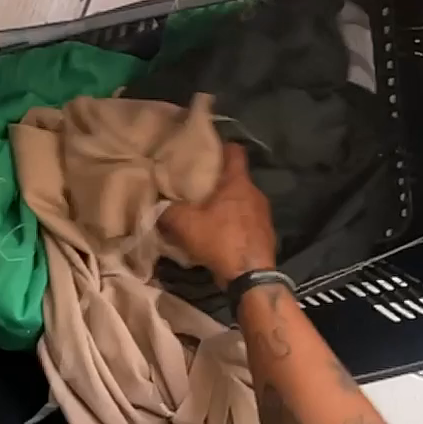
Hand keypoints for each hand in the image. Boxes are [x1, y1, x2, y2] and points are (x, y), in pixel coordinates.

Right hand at [159, 143, 278, 287]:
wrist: (250, 276)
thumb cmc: (220, 240)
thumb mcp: (184, 224)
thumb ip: (168, 212)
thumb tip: (157, 208)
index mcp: (237, 183)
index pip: (235, 152)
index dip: (222, 147)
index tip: (209, 149)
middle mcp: (255, 194)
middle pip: (236, 179)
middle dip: (219, 182)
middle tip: (199, 187)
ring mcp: (263, 215)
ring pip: (242, 201)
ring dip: (227, 205)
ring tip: (207, 213)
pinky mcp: (265, 234)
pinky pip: (247, 222)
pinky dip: (234, 224)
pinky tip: (220, 236)